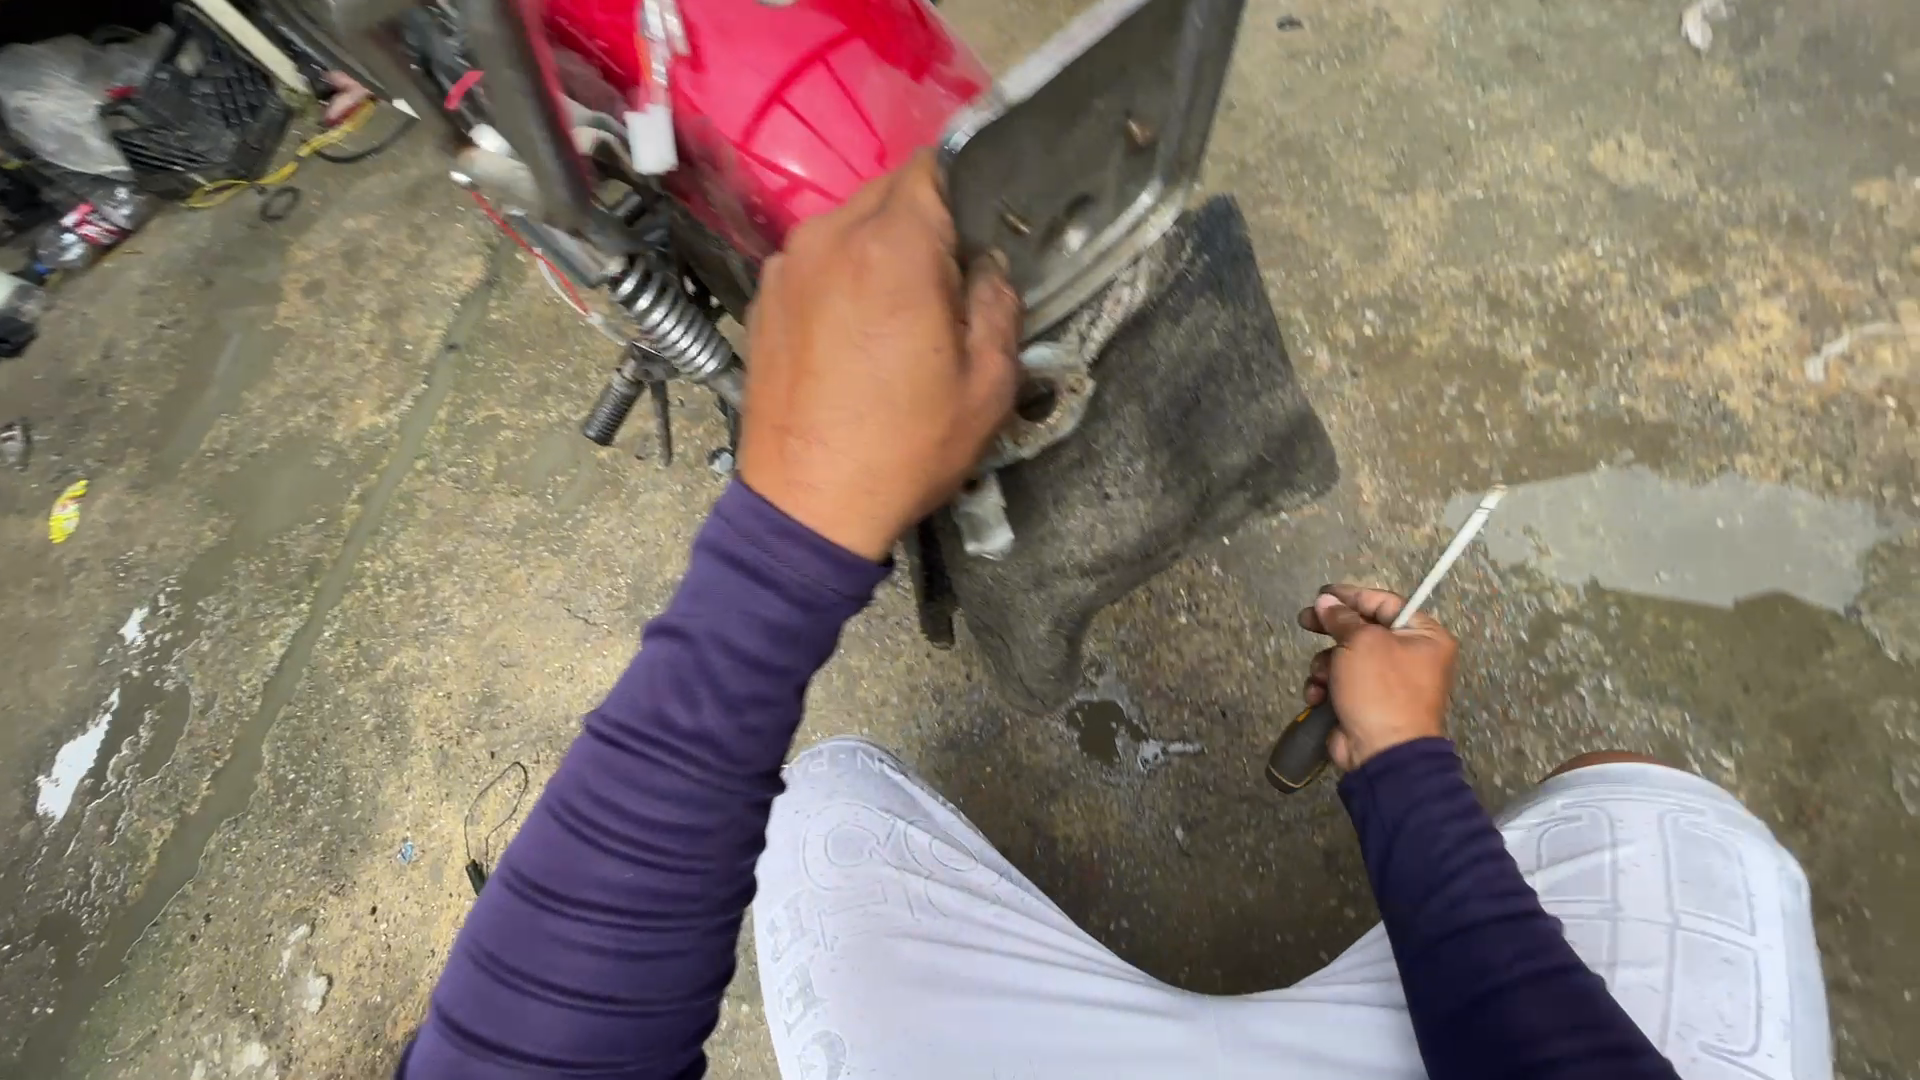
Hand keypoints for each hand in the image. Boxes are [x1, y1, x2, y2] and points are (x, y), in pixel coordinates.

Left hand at [737, 152, 1020, 559]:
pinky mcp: (761, 300)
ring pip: (849, 227)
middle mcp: (828, 237)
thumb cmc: (906, 450)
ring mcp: (785, 267)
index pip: (936, 167)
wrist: (807, 508)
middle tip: (947, 286)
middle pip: (890, 194)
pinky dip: (843, 278)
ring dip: (882, 253)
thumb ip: (999, 305)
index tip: (980, 236)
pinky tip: (852, 336)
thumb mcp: (988, 388)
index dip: (967, 191)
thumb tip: (986, 267)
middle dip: (926, 225)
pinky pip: (816, 263)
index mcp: (892, 249)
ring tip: (897, 317)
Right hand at [1298, 584, 1457, 769]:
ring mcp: (1388, 681)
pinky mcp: (1367, 701)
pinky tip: (1319, 696)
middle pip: (1362, 629)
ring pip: (1345, 656)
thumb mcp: (1360, 643)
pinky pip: (1341, 681)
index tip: (1322, 594)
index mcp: (1424, 637)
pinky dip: (1326, 686)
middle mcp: (1411, 656)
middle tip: (1305, 621)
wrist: (1383, 751)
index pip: (1384, 603)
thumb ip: (1341, 618)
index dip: (1351, 596)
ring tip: (1323, 678)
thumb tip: (1326, 601)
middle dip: (1331, 629)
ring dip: (1325, 665)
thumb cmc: (1381, 689)